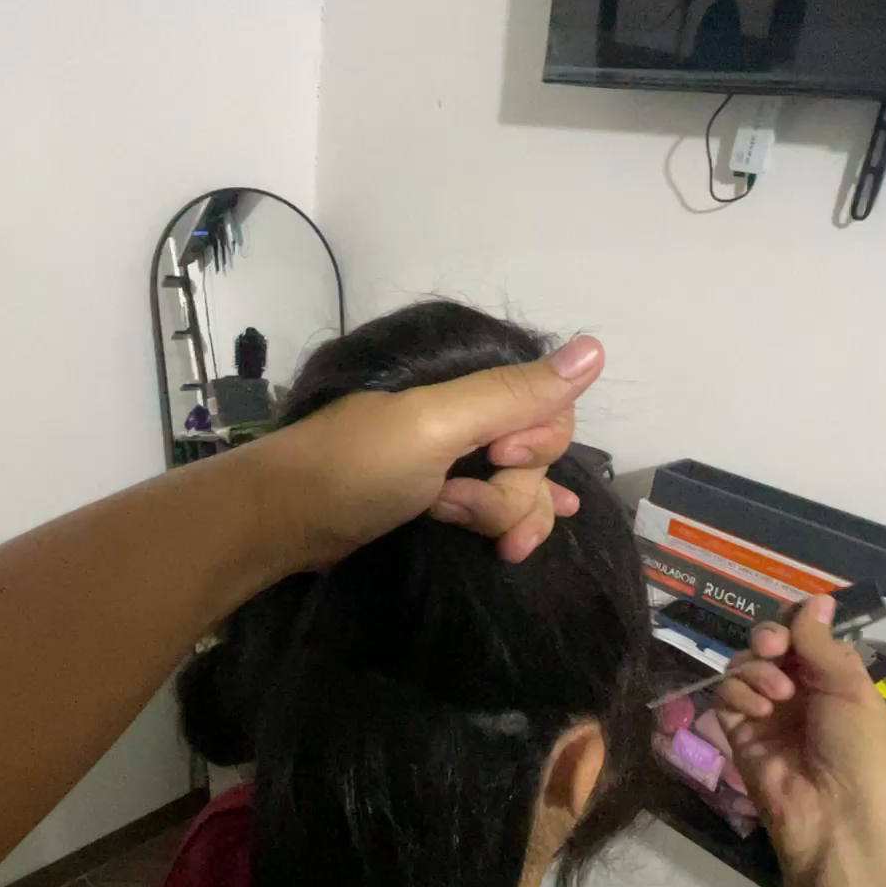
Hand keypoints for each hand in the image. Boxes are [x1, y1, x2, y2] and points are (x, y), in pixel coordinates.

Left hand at [236, 336, 604, 566]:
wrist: (288, 523)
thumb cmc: (357, 468)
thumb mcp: (437, 426)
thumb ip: (514, 395)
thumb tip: (597, 349)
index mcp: (467, 380)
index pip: (548, 405)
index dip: (535, 440)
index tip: (497, 458)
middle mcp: (469, 412)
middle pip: (538, 453)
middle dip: (507, 488)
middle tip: (457, 503)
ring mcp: (457, 456)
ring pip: (520, 487)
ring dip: (496, 513)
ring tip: (452, 522)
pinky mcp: (445, 494)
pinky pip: (499, 505)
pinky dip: (512, 518)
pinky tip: (525, 537)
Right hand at [712, 595, 885, 878]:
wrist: (839, 821)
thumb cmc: (862, 753)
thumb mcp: (852, 692)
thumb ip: (821, 644)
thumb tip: (817, 597)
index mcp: (834, 682)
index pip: (803, 637)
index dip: (792, 626)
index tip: (791, 626)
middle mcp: (798, 693)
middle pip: (767, 647)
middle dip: (767, 640)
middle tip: (773, 649)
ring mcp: (766, 713)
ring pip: (743, 667)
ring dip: (756, 671)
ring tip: (777, 696)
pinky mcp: (738, 733)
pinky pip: (725, 696)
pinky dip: (738, 694)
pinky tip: (759, 710)